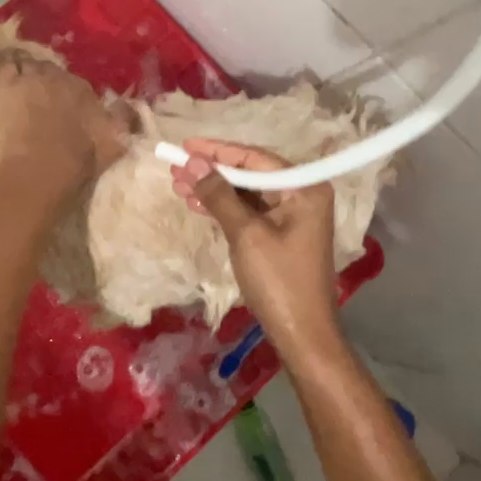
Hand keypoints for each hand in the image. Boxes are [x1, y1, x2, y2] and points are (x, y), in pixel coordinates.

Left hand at [0, 56, 130, 188]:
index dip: (69, 91)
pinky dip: (6, 65)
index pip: (75, 82)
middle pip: (49, 70)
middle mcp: (57, 77)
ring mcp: (30, 78)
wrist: (45, 166)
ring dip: (24, 68)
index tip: (65, 102)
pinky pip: (5, 65)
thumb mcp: (117, 139)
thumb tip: (128, 104)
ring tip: (21, 77)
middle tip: (41, 92)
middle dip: (45, 78)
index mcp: (83, 88)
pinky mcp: (7, 86)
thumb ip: (124, 117)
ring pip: (26, 63)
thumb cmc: (82, 156)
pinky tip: (4, 69)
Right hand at [171, 139, 339, 347]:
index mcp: (304, 189)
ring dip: (213, 190)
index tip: (185, 147)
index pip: (255, 159)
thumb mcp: (245, 234)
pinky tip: (197, 205)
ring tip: (178, 186)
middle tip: (175, 169)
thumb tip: (193, 163)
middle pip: (250, 174)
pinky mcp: (281, 236)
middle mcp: (302, 196)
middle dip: (212, 172)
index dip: (217, 152)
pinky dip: (224, 208)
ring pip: (246, 194)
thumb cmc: (278, 280)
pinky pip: (249, 212)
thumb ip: (219, 195)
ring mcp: (292, 217)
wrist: (302, 334)